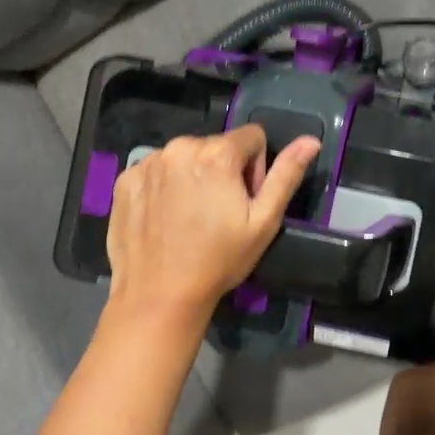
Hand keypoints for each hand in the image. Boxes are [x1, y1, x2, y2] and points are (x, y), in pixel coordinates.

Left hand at [106, 126, 319, 325]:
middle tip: (218, 213)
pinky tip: (165, 218)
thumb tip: (311, 140)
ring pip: (186, 157)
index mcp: (217, 153)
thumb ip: (286, 175)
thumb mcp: (264, 221)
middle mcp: (180, 147)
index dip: (256, 168)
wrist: (158, 297)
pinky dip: (165, 186)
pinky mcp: (124, 180)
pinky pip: (156, 170)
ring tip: (190, 218)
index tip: (244, 201)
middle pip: (216, 146)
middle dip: (224, 171)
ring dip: (193, 177)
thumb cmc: (218, 260)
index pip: (252, 137)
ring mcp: (148, 163)